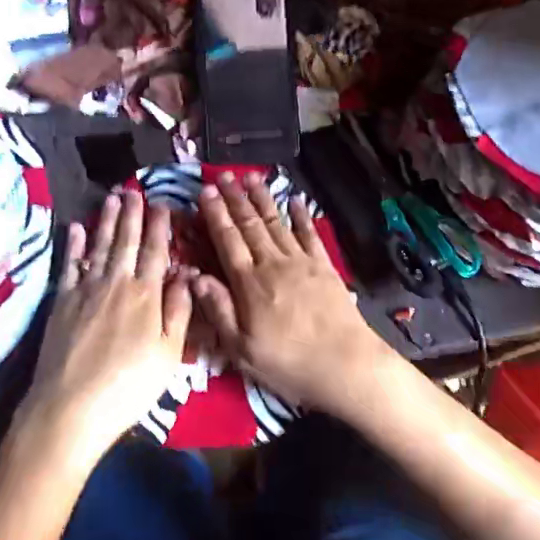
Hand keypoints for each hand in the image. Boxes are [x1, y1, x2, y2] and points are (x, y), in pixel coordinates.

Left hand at [23, 191, 191, 466]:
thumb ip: (179, 311)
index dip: (161, 227)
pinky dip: (74, 245)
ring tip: (112, 198)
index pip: (157, 252)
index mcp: (147, 295)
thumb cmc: (129, 386)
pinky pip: (70, 265)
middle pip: (127, 242)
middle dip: (133, 214)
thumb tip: (186, 274)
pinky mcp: (62, 302)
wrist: (70, 407)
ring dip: (107, 221)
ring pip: (100, 246)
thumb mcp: (168, 353)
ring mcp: (86, 290)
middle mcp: (117, 284)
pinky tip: (76, 229)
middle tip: (135, 190)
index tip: (163, 204)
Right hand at [191, 172, 398, 419]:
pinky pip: (309, 234)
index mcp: (249, 284)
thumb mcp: (242, 349)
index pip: (227, 241)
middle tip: (225, 175)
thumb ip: (218, 310)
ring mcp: (301, 262)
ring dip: (263, 199)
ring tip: (252, 176)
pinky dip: (301, 215)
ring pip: (276, 223)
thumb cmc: (288, 363)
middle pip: (250, 225)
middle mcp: (273, 264)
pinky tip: (295, 200)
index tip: (206, 191)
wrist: (345, 364)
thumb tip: (194, 276)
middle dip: (236, 198)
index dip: (215, 215)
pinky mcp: (324, 266)